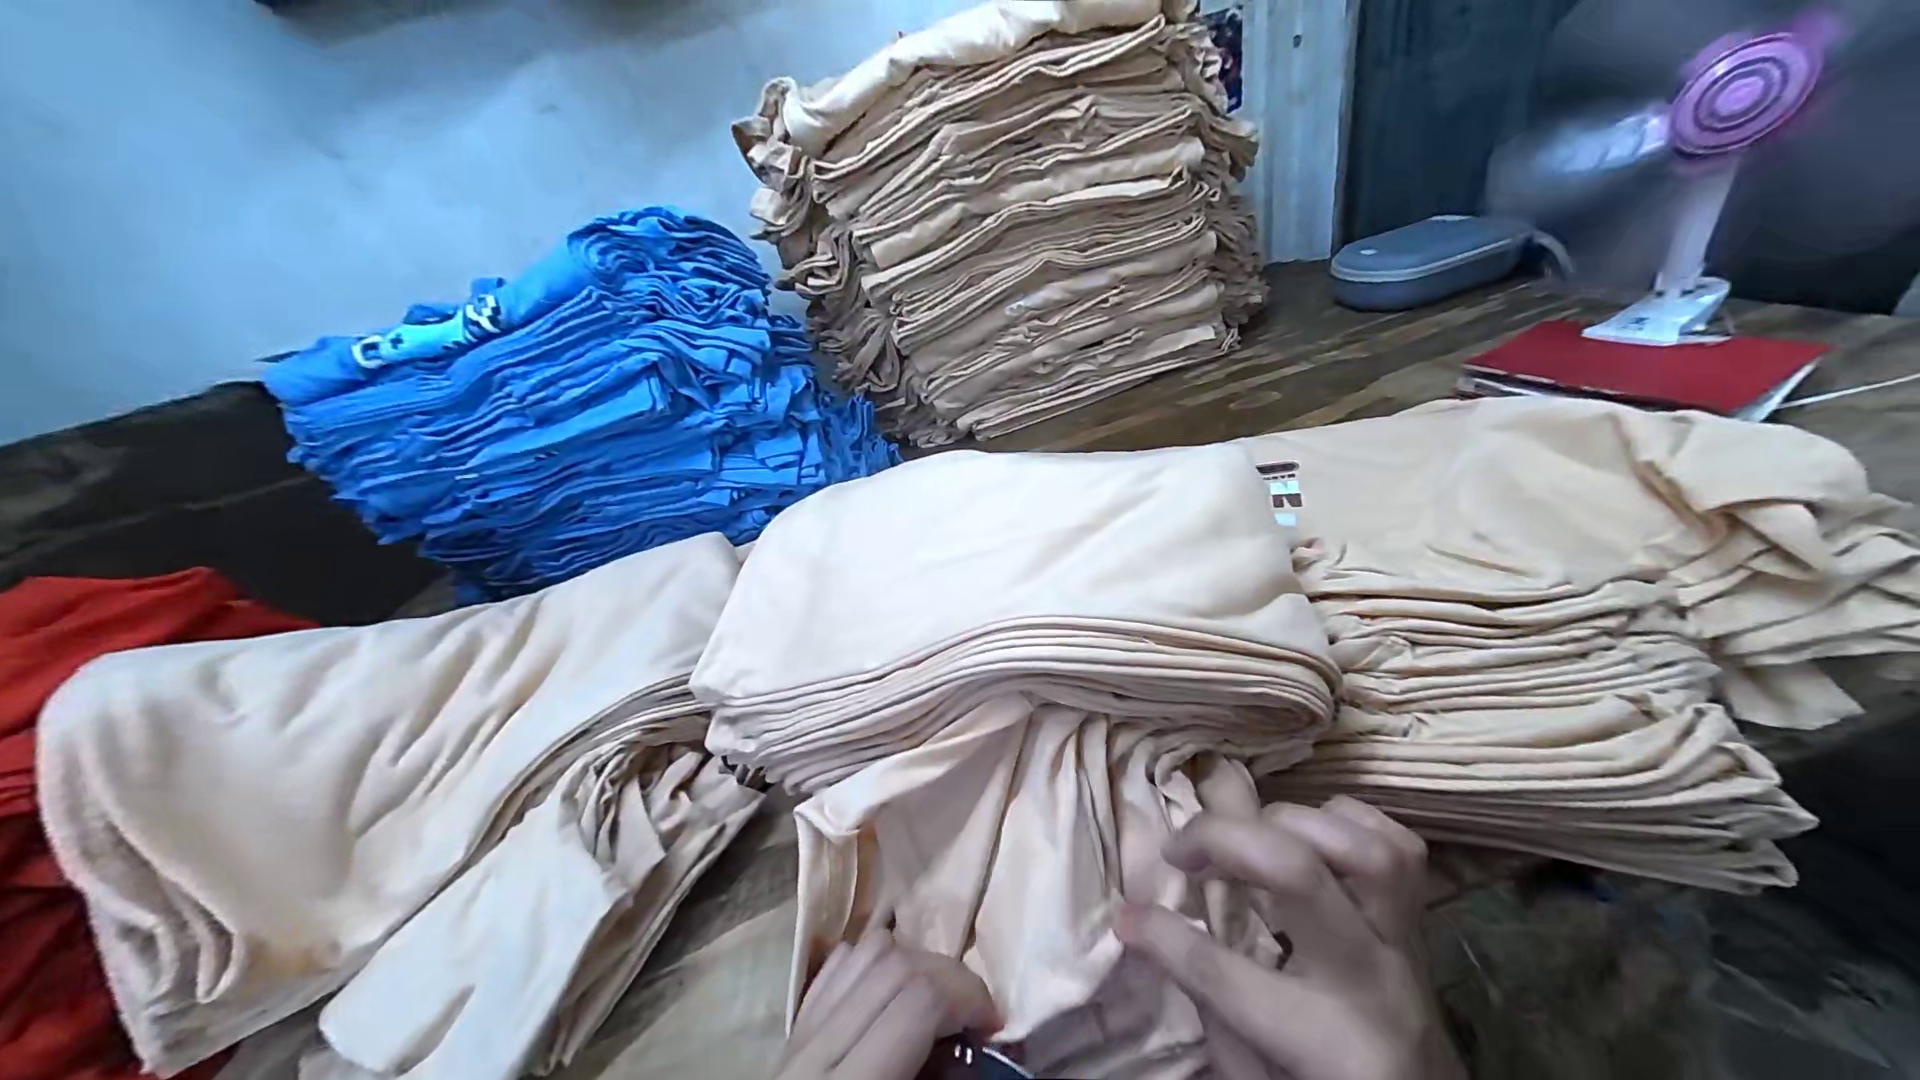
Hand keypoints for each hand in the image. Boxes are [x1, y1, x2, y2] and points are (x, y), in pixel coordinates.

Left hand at [777, 929, 1001, 1079]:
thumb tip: (983, 1050)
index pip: (918, 1003)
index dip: (967, 998)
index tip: (992, 1024)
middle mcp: (817, 1054)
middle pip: (896, 968)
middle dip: (949, 976)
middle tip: (973, 1011)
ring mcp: (799, 1037)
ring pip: (867, 954)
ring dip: (915, 962)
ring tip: (937, 999)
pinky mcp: (793, 1032)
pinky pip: (839, 966)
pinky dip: (875, 962)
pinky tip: (893, 992)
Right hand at [1115, 796, 1465, 1079]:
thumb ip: (1210, 1005)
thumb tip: (1154, 928)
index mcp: (1327, 1046)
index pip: (1225, 975)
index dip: (1161, 936)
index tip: (1127, 916)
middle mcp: (1372, 984)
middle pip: (1298, 872)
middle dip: (1222, 839)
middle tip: (1183, 848)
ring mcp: (1405, 947)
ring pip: (1362, 849)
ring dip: (1291, 823)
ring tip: (1251, 837)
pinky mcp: (1421, 923)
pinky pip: (1400, 847)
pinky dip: (1347, 825)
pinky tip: (1308, 839)